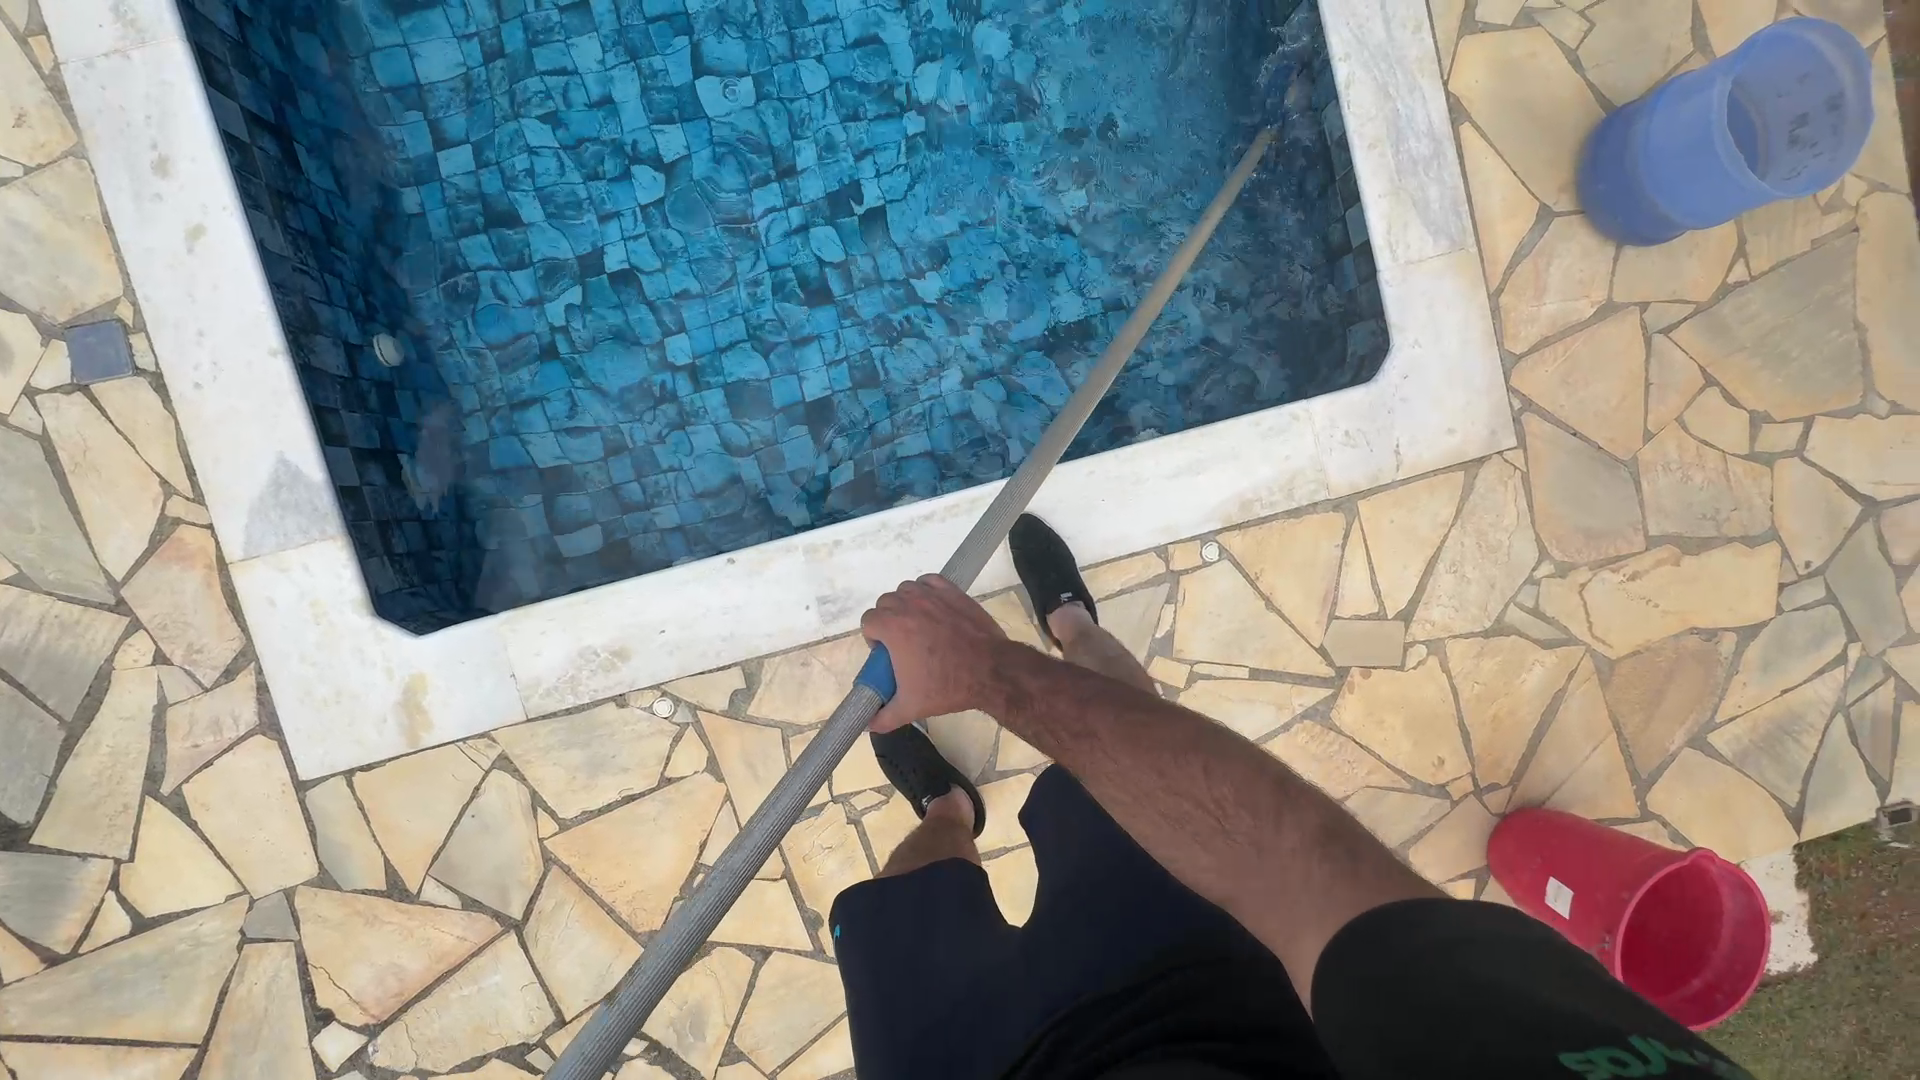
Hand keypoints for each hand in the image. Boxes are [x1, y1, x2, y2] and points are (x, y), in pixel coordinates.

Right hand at [860, 575, 1008, 731]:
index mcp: (893, 628)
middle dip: (888, 621)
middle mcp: (909, 605)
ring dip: (906, 604)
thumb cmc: (947, 686)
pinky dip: (926, 589)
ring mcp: (932, 596)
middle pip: (885, 603)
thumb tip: (868, 724)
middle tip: (901, 643)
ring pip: (906, 590)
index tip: (886, 654)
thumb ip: (884, 718)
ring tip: (918, 625)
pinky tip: (932, 606)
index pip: (868, 621)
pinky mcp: (953, 592)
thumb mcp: (911, 707)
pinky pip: (930, 580)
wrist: (990, 671)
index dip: (873, 637)